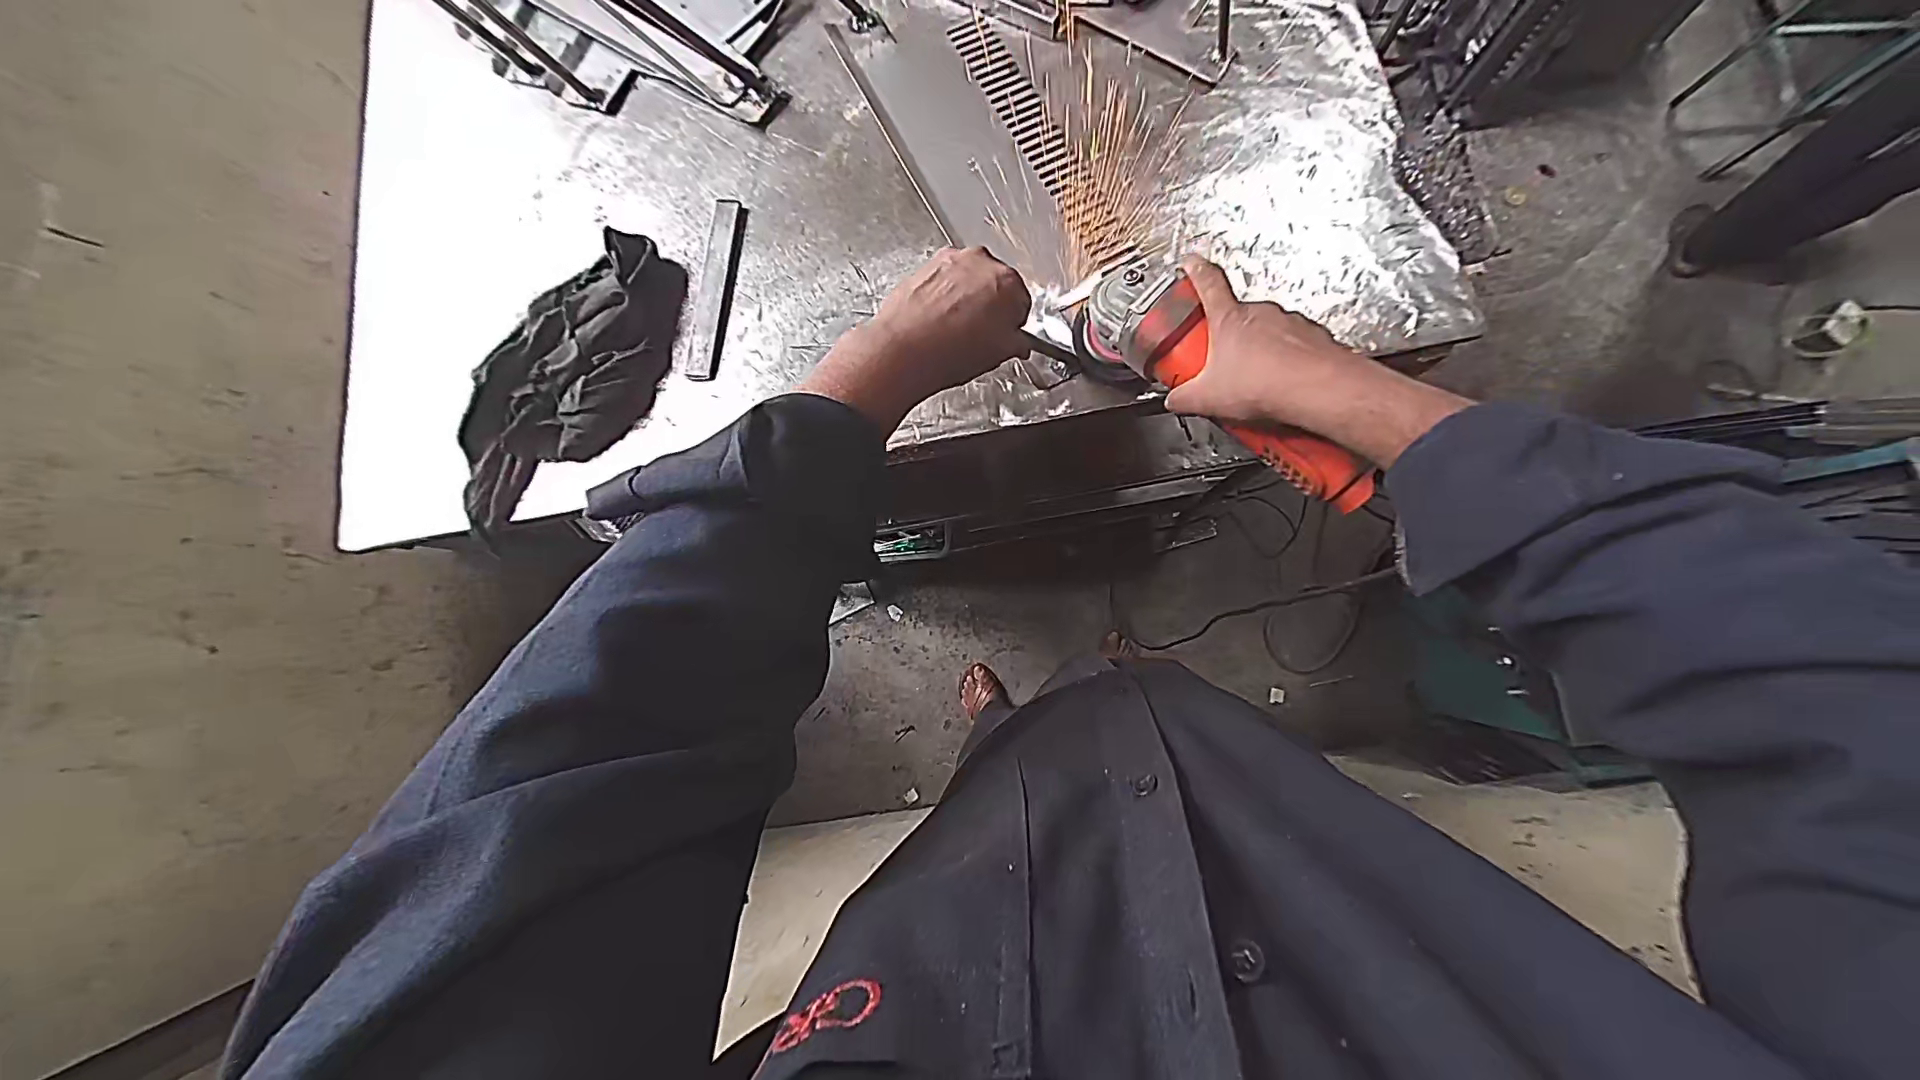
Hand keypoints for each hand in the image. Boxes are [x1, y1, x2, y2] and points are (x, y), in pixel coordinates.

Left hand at [798, 247, 1030, 434]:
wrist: (903, 350)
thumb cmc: (948, 352)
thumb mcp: (997, 355)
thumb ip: (1016, 342)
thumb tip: (1016, 341)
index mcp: (1009, 282)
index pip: (1022, 302)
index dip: (1013, 323)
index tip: (1005, 335)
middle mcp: (981, 262)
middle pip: (996, 285)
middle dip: (991, 307)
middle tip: (981, 335)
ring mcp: (952, 261)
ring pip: (969, 280)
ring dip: (967, 299)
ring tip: (955, 331)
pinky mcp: (926, 265)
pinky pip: (944, 280)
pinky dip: (944, 296)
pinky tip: (938, 322)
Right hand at [1162, 256, 1471, 466]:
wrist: (1317, 390)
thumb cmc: (1267, 383)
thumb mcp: (1206, 397)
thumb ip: (1183, 397)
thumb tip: (1174, 400)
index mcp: (1230, 319)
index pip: (1209, 283)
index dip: (1196, 271)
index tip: (1192, 263)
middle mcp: (1263, 314)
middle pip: (1236, 318)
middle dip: (1225, 339)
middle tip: (1217, 365)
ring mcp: (1291, 324)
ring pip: (1266, 335)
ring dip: (1256, 355)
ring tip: (1250, 386)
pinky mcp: (1314, 341)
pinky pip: (1291, 350)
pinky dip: (1281, 367)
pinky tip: (1275, 390)